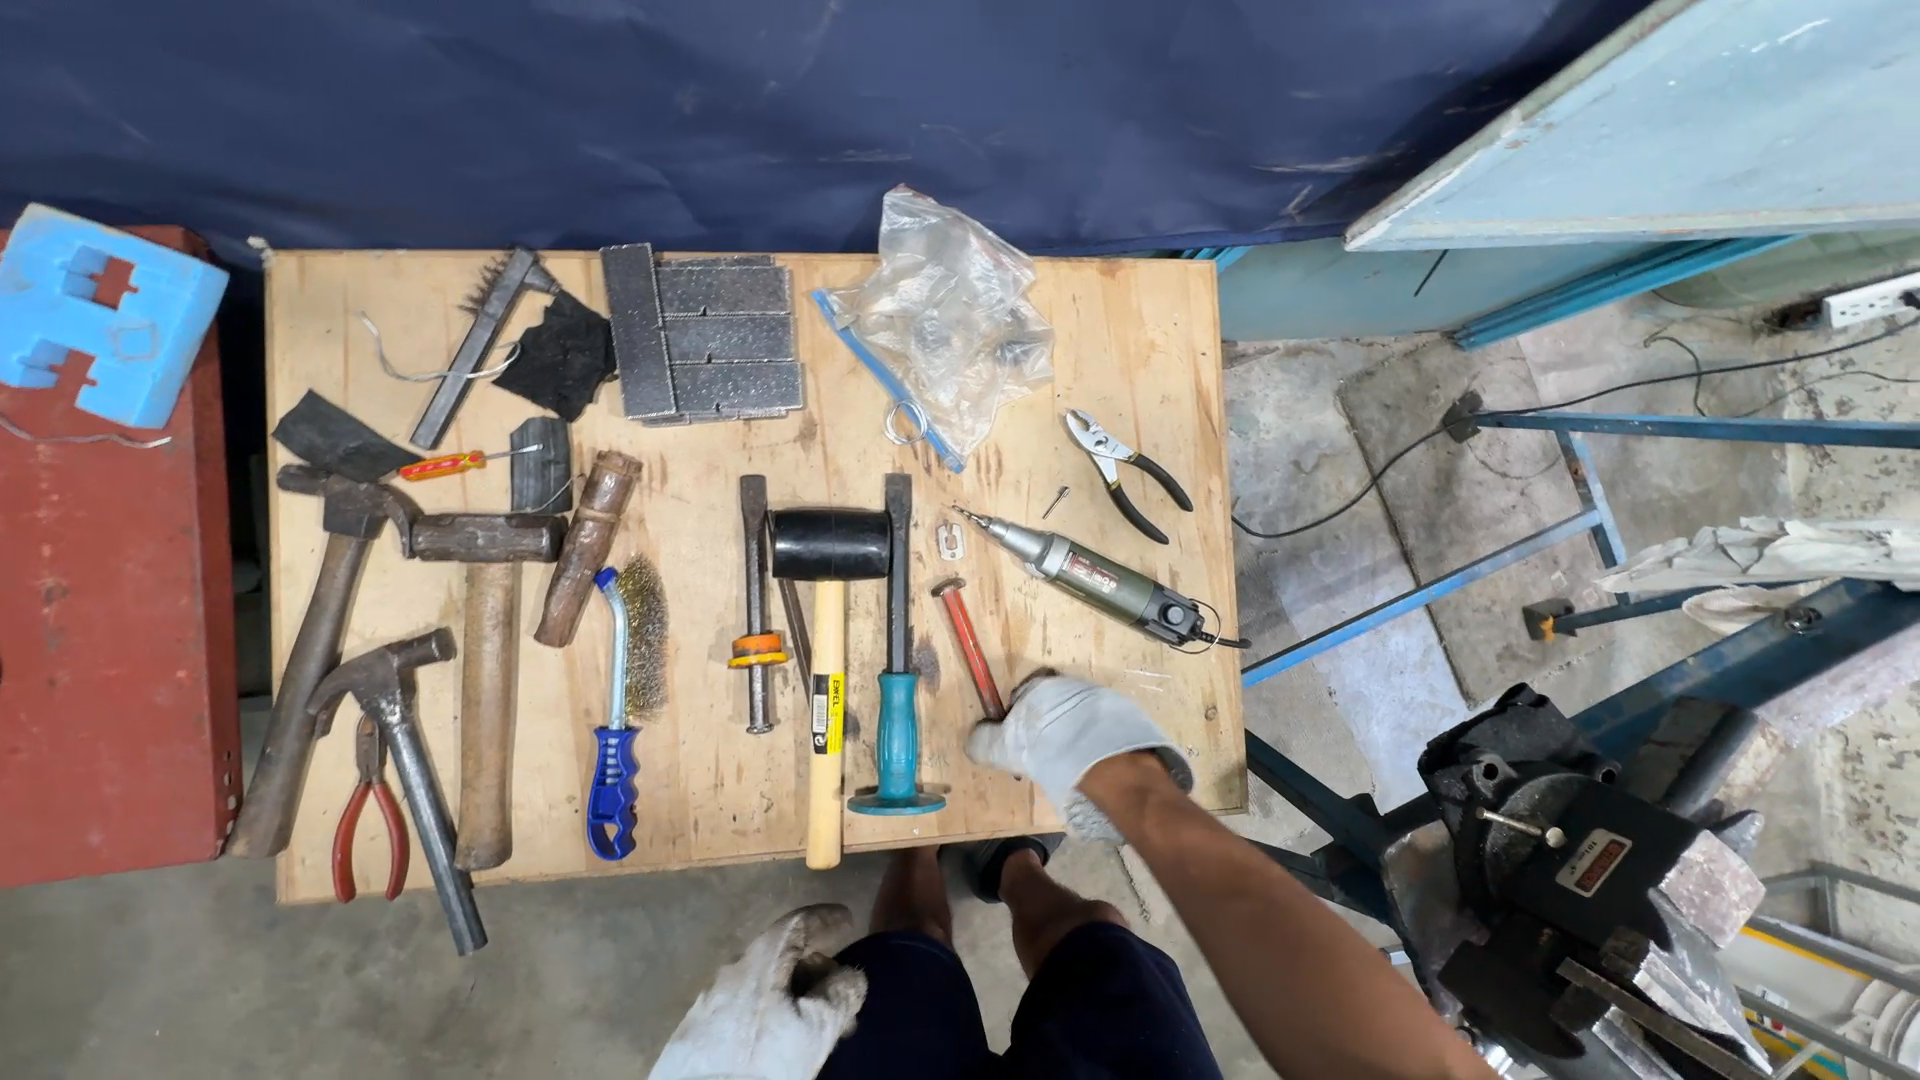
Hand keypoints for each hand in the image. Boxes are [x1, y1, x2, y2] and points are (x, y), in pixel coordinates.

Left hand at [648, 904, 867, 1079]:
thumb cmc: (765, 1061)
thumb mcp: (816, 1030)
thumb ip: (840, 994)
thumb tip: (849, 975)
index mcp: (763, 959)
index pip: (799, 922)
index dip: (827, 918)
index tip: (848, 919)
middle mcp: (733, 968)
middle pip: (783, 954)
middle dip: (816, 970)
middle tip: (838, 997)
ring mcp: (711, 997)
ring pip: (763, 983)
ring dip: (793, 995)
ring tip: (811, 1025)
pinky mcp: (696, 1028)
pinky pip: (743, 1005)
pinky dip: (768, 1010)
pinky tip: (777, 1036)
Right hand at [965, 675, 1191, 839]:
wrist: (1106, 760)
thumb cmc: (1048, 749)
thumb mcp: (1005, 750)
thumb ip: (984, 743)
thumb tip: (971, 741)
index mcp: (1038, 684)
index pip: (1020, 695)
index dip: (1015, 719)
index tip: (1017, 743)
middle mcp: (1069, 683)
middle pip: (1050, 703)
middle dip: (1045, 725)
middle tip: (1043, 754)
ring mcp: (1099, 697)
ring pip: (1076, 715)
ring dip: (1071, 732)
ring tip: (1069, 761)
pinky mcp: (1123, 715)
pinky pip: (1100, 727)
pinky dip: (1093, 740)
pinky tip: (1091, 761)